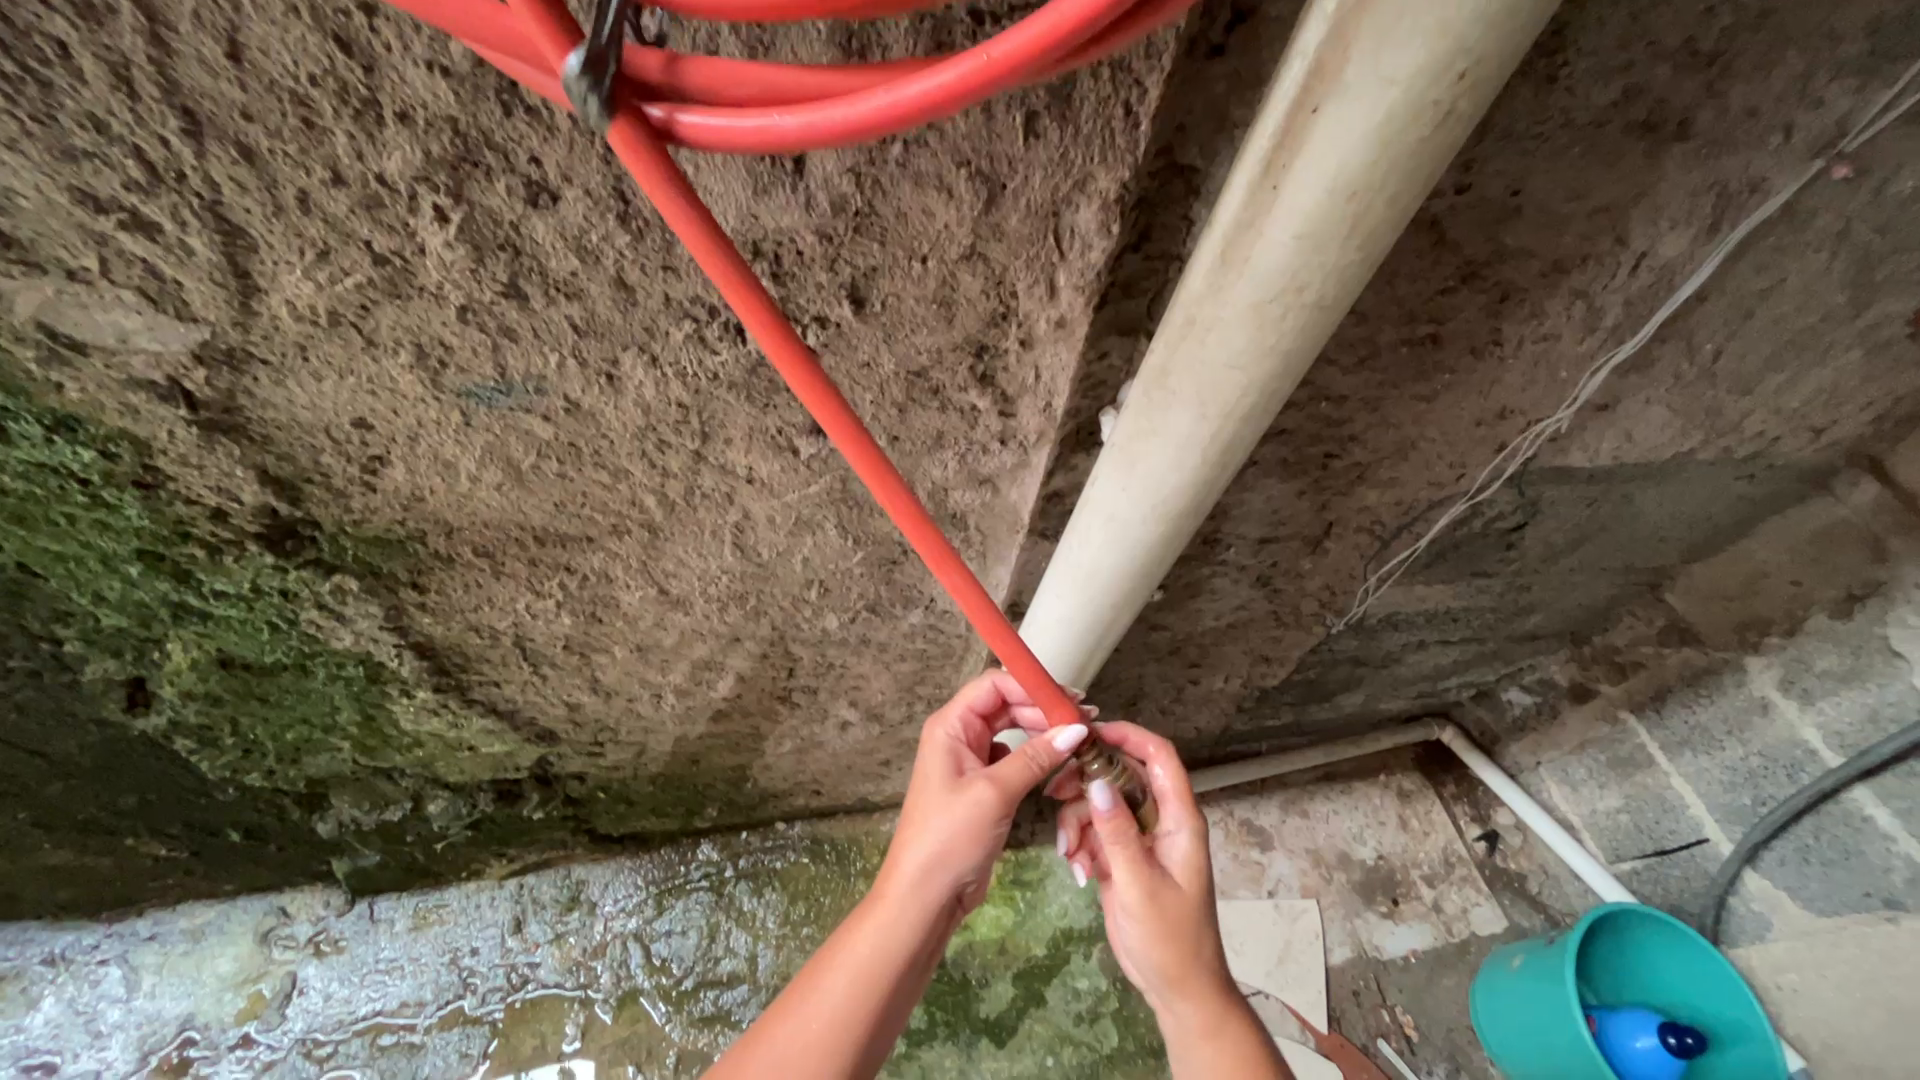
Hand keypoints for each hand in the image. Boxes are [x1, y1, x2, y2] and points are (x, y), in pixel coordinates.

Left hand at [877, 670, 1095, 918]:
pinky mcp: (982, 786)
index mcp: (950, 725)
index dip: (1032, 687)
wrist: (925, 894)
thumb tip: (1078, 729)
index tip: (1071, 702)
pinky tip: (1058, 764)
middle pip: (1005, 705)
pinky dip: (1036, 757)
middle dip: (1042, 710)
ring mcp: (970, 761)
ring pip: (1011, 731)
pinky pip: (1013, 758)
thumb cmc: (950, 836)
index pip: (994, 685)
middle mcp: (958, 736)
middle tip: (1085, 723)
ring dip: (1042, 732)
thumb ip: (1036, 757)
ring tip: (1078, 741)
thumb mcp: (995, 792)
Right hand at [1054, 723, 1235, 1019]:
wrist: (1175, 987)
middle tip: (1054, 793)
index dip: (1129, 736)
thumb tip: (1096, 782)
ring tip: (1070, 854)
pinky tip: (1077, 870)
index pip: (1159, 758)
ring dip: (1077, 822)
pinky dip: (1079, 844)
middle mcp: (1160, 820)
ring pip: (1099, 803)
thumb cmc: (1170, 938)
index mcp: (1180, 818)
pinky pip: (1093, 831)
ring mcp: (1140, 837)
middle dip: (1085, 782)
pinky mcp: (1122, 856)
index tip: (1089, 733)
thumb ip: (1117, 832)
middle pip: (1120, 775)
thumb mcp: (1140, 884)